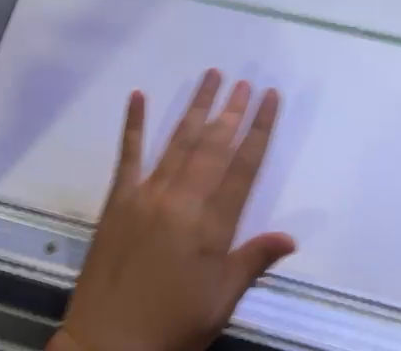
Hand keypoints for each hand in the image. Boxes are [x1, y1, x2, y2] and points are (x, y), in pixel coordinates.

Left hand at [50, 70, 294, 350]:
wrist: (109, 341)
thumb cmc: (174, 325)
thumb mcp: (221, 301)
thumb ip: (253, 261)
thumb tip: (290, 236)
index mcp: (211, 225)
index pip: (243, 167)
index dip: (259, 130)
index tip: (270, 98)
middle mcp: (181, 199)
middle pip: (212, 146)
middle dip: (231, 111)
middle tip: (245, 82)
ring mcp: (147, 193)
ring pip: (177, 141)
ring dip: (196, 107)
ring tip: (212, 76)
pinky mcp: (118, 198)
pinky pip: (128, 153)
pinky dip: (133, 122)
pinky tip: (138, 94)